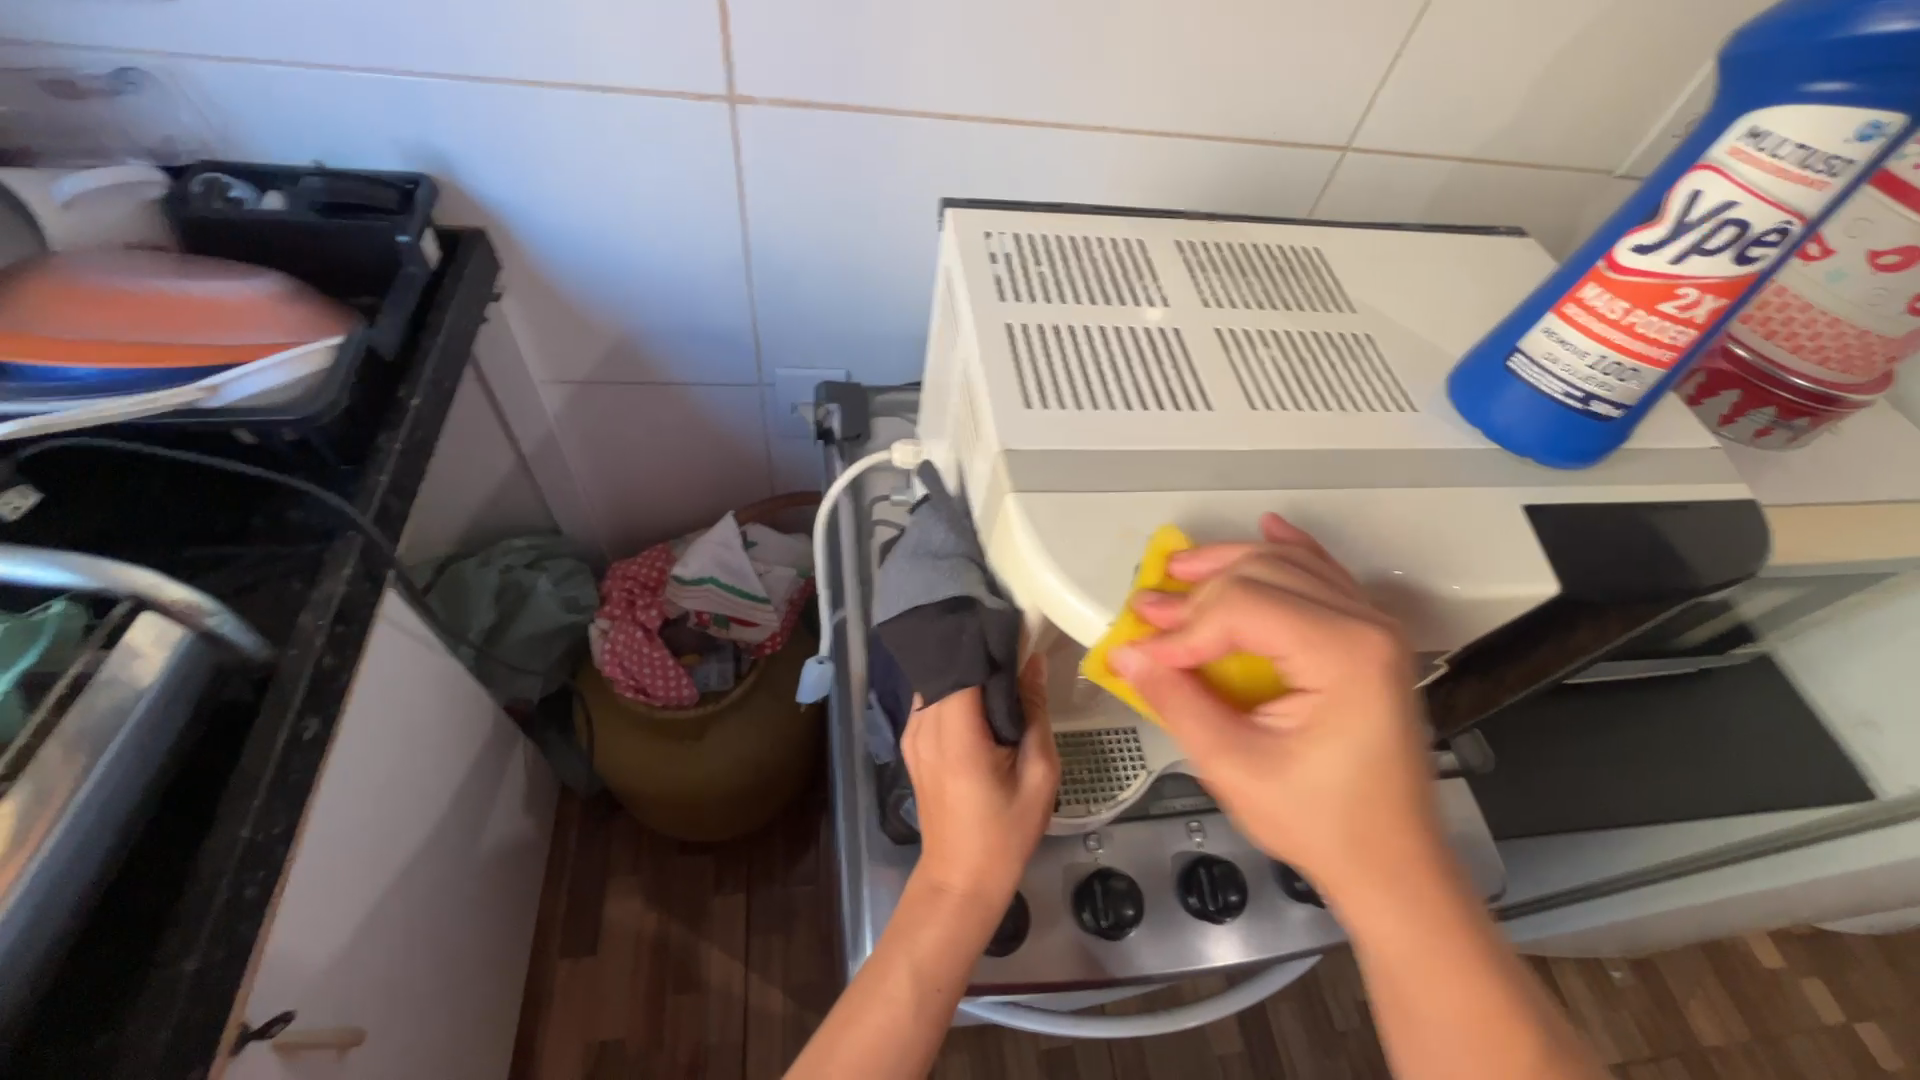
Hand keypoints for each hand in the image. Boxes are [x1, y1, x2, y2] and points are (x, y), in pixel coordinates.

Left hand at [901, 659, 1057, 906]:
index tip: (1018, 635)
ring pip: (938, 683)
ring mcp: (911, 735)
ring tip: (1002, 679)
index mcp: (955, 734)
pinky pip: (931, 702)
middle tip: (1016, 654)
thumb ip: (1034, 711)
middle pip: (948, 669)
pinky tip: (981, 706)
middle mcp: (924, 726)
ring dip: (967, 676)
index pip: (963, 663)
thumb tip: (1034, 660)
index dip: (988, 645)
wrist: (961, 878)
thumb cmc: (1005, 832)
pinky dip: (955, 695)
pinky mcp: (910, 744)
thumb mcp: (1038, 774)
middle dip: (980, 657)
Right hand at [1108, 513, 1442, 905]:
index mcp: (1343, 654)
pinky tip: (1268, 527)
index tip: (1142, 654)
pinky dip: (1291, 551)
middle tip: (1147, 608)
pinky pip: (1325, 576)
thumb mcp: (1234, 766)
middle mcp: (1366, 624)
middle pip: (1263, 573)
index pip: (1243, 608)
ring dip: (1230, 564)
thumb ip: (1177, 701)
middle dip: (1198, 591)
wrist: (1392, 861)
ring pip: (1290, 564)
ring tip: (1178, 570)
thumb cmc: (1318, 822)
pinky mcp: (1370, 638)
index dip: (1184, 628)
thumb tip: (1126, 652)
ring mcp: (1374, 626)